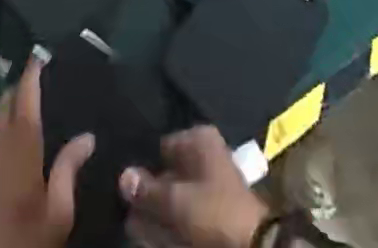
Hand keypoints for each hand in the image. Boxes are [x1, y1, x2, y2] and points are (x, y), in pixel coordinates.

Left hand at [0, 56, 95, 247]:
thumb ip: (69, 167)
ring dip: (5, 103)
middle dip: (20, 86)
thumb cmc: (27, 238)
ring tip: (23, 102)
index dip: (31, 74)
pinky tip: (4, 133)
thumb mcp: (59, 210)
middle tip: (37, 80)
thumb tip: (87, 135)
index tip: (38, 55)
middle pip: (5, 100)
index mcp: (21, 144)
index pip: (25, 97)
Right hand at [119, 126, 268, 247]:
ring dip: (158, 209)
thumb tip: (123, 177)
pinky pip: (187, 212)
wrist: (255, 247)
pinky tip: (153, 232)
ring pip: (177, 194)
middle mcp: (207, 155)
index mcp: (199, 139)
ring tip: (135, 222)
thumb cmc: (214, 211)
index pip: (161, 146)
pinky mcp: (218, 211)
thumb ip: (146, 189)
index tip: (126, 183)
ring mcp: (214, 184)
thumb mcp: (174, 200)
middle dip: (149, 191)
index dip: (144, 165)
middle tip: (127, 206)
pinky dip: (172, 221)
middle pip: (168, 171)